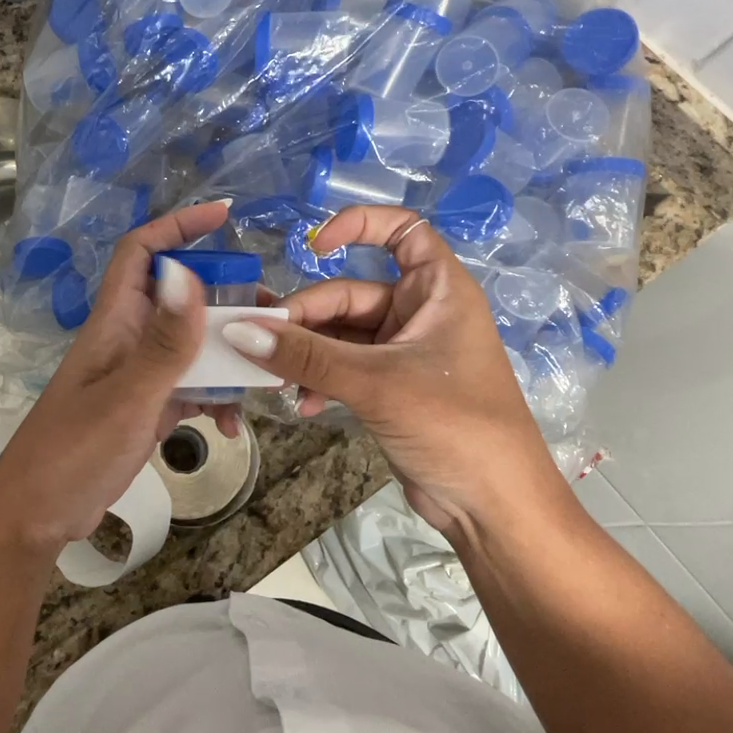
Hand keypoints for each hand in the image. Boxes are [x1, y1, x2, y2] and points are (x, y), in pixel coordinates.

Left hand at [0, 201, 237, 551]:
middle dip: (226, 299)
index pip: (141, 254)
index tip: (225, 215)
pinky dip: (216, 400)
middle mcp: (127, 340)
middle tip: (271, 313)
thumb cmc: (73, 452)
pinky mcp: (146, 410)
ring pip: (191, 347)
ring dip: (228, 355)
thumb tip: (188, 273)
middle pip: (180, 299)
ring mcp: (138, 377)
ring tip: (268, 373)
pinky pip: (191, 391)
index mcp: (114, 324)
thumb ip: (162, 342)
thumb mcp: (126, 398)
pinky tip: (234, 426)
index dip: (177, 227)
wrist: (37, 514)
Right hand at [219, 205, 563, 539]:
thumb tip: (239, 330)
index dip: (360, 225)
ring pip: (339, 336)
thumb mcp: (375, 383)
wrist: (494, 507)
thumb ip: (305, 356)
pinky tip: (302, 405)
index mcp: (438, 291)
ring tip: (273, 378)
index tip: (314, 246)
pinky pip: (342, 369)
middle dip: (305, 318)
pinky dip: (318, 381)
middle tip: (260, 341)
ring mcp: (403, 353)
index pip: (403, 230)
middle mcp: (421, 313)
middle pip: (349, 294)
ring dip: (305, 355)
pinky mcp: (389, 388)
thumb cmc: (454, 425)